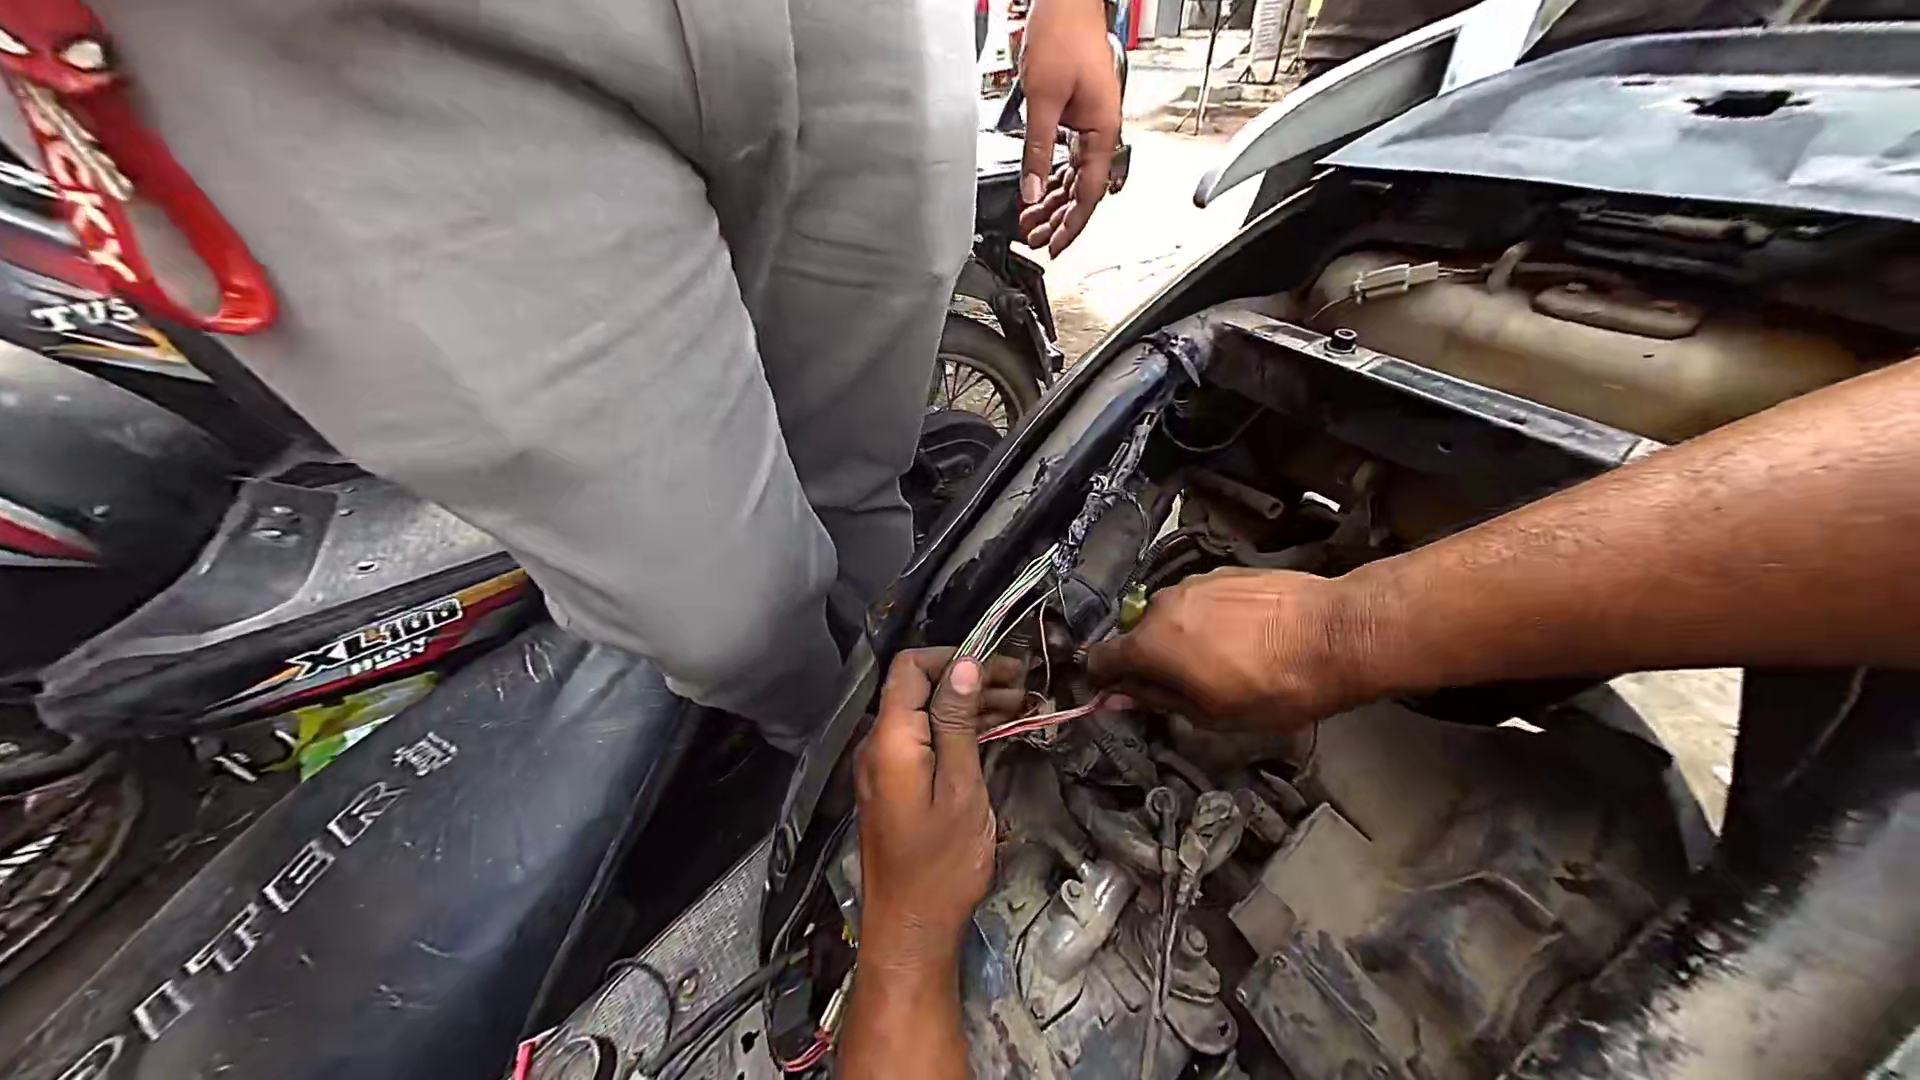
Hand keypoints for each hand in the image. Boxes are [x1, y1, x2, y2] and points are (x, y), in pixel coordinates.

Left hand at [854, 650, 997, 970]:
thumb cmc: (940, 863)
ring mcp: (887, 762)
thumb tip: (964, 665)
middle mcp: (880, 742)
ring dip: (969, 704)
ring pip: (927, 712)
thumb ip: (957, 722)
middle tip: (1020, 682)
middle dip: (969, 679)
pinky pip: (927, 739)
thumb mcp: (960, 787)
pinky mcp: (897, 780)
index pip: (909, 668)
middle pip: (920, 688)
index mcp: (890, 738)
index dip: (952, 657)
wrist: (911, 928)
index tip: (995, 666)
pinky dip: (958, 730)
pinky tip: (995, 728)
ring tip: (1020, 702)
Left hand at [1018, 0, 1121, 255]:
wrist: (1066, 0)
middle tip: (1035, 238)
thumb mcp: (1043, 100)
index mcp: (1101, 131)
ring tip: (1031, 221)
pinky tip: (1037, 192)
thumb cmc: (1064, 33)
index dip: (1071, 226)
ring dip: (1052, 202)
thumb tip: (1031, 191)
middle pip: (1081, 192)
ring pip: (1072, 179)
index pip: (1088, 195)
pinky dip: (1050, 179)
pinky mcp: (1076, 120)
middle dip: (1058, 219)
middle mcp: (1099, 133)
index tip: (1055, 246)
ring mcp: (1088, 127)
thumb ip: (1036, 151)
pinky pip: (1066, 161)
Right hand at [1084, 567, 1383, 731]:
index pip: (1101, 657)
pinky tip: (1242, 634)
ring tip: (1222, 657)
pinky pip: (1197, 598)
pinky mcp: (1222, 571)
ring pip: (1168, 615)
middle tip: (1186, 683)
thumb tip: (1120, 696)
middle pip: (1136, 635)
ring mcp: (1192, 583)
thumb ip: (1156, 700)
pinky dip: (1205, 617)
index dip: (1105, 678)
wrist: (1337, 632)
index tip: (1121, 691)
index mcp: (1150, 643)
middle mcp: (1162, 605)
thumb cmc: (1275, 685)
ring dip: (1179, 636)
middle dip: (1150, 658)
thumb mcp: (1212, 713)